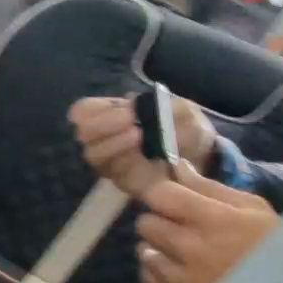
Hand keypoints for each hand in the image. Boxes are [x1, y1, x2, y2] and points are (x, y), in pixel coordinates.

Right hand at [70, 94, 217, 194]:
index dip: (92, 112)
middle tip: (132, 124)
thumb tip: (133, 105)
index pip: (82, 111)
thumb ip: (161, 105)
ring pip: (93, 154)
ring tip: (140, 139)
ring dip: (115, 145)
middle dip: (104, 127)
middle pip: (83, 133)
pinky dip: (125, 162)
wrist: (200, 157)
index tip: (124, 112)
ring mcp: (107, 160)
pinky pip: (110, 171)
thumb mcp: (182, 108)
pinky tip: (143, 156)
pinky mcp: (116, 178)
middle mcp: (102, 137)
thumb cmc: (185, 127)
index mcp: (111, 115)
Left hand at [135, 161, 279, 282]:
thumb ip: (210, 189)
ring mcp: (176, 275)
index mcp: (214, 220)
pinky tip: (179, 268)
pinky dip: (157, 269)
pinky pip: (146, 274)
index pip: (160, 196)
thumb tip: (177, 167)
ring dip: (157, 245)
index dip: (160, 193)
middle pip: (146, 222)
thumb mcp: (254, 209)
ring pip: (143, 249)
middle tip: (181, 225)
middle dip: (160, 219)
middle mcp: (189, 247)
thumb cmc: (273, 245)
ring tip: (183, 249)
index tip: (169, 196)